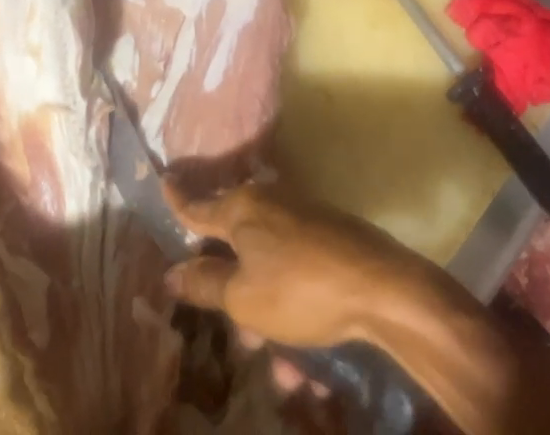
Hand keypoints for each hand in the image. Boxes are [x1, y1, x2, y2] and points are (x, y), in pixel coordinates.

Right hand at [163, 181, 439, 352]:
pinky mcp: (332, 241)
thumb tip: (171, 271)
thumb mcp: (243, 297)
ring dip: (271, 322)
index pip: (197, 205)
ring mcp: (305, 221)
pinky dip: (298, 317)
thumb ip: (205, 283)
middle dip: (233, 296)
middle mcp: (271, 204)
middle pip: (236, 247)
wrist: (386, 289)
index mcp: (243, 209)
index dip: (177, 199)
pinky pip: (299, 280)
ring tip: (286, 370)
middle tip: (240, 336)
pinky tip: (308, 365)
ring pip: (270, 274)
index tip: (164, 178)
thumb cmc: (301, 288)